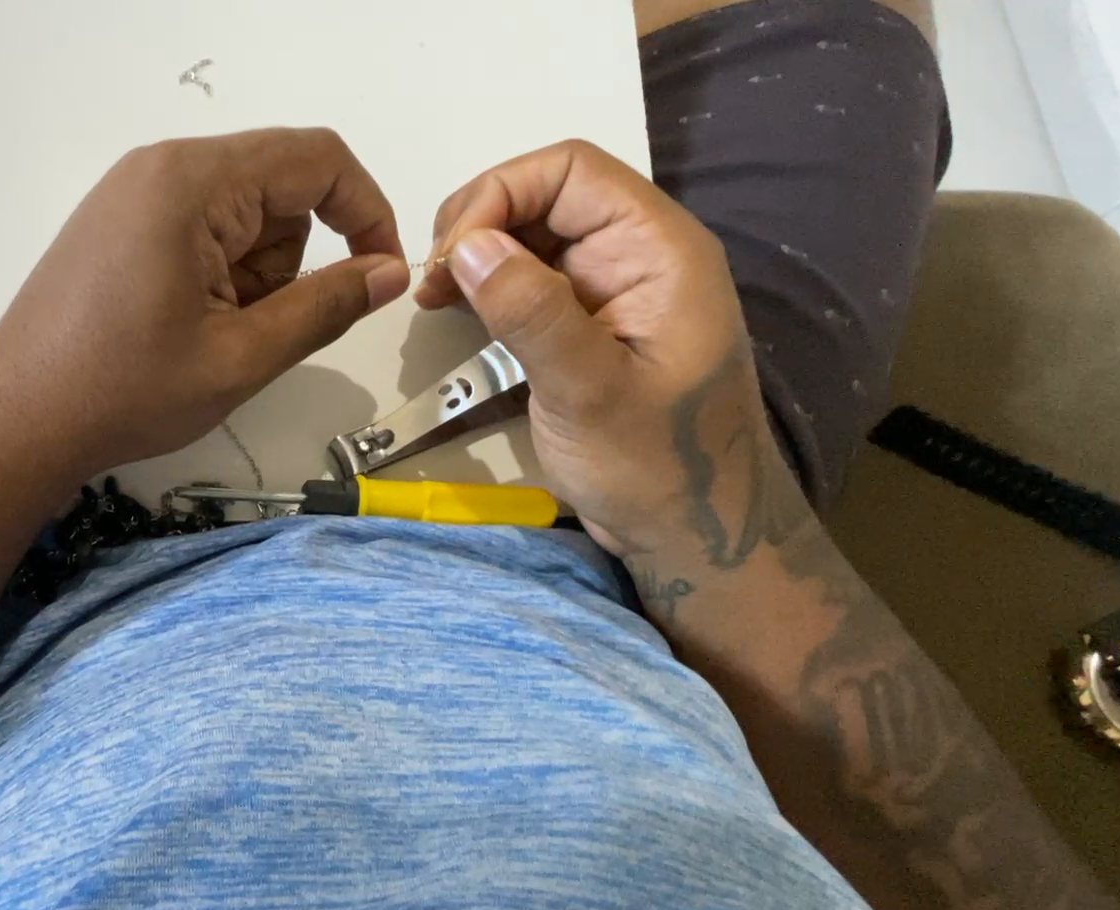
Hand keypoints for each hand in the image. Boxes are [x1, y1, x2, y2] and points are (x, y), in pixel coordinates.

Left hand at [0, 128, 410, 483]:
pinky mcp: (113, 228)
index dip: (366, 212)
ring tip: (204, 339)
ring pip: (238, 218)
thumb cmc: (126, 393)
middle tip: (247, 333)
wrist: (18, 421)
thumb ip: (325, 307)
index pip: (316, 160)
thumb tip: (389, 273)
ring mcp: (129, 196)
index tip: (379, 276)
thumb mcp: (240, 358)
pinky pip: (195, 232)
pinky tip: (177, 329)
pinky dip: (212, 279)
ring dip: (247, 278)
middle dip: (286, 262)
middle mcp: (159, 169)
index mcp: (193, 182)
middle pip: (275, 190)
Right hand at [415, 140, 809, 569]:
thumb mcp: (587, 390)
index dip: (498, 194)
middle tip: (433, 282)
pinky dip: (487, 289)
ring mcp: (608, 293)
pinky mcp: (584, 328)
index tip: (448, 256)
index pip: (570, 171)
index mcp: (655, 251)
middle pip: (546, 196)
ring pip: (532, 238)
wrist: (686, 528)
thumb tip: (467, 245)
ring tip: (433, 297)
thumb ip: (531, 312)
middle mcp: (633, 257)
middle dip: (479, 224)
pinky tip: (456, 312)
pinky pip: (530, 284)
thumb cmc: (652, 464)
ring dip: (476, 257)